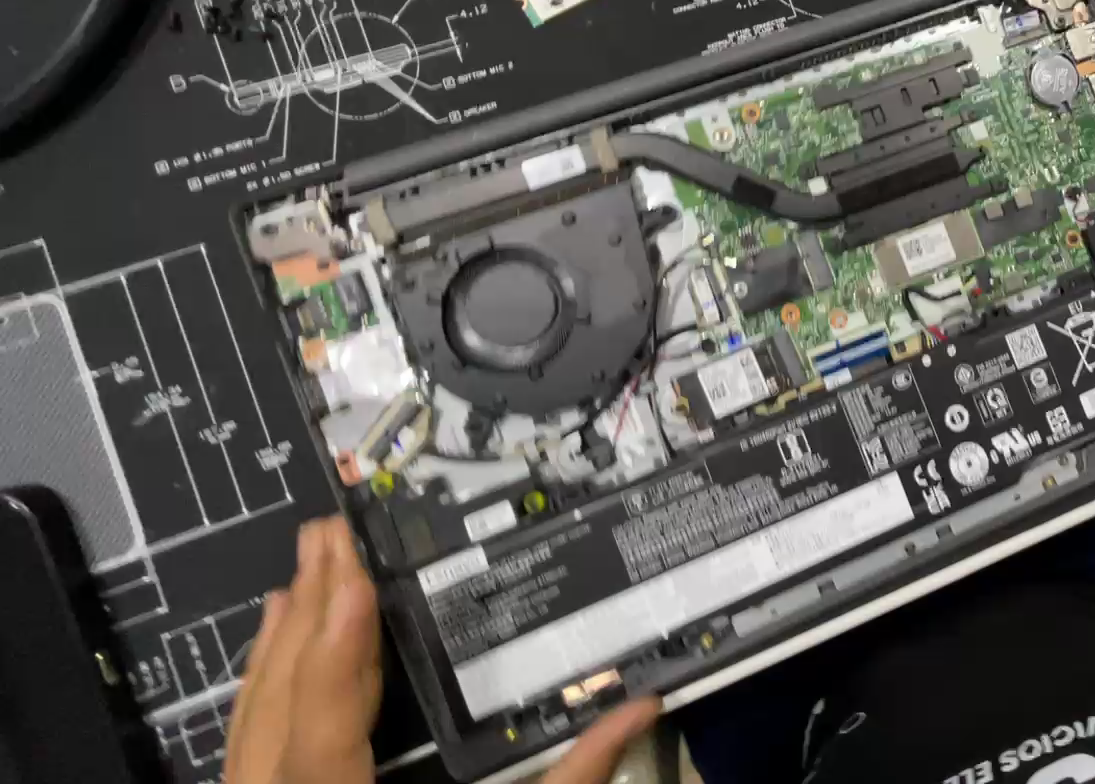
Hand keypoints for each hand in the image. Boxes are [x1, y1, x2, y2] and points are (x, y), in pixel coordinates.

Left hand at [226, 516, 662, 783]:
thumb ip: (576, 776)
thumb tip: (644, 704)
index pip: (326, 722)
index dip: (335, 643)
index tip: (343, 574)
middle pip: (275, 710)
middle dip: (301, 616)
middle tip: (320, 538)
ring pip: (246, 730)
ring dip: (276, 649)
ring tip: (297, 581)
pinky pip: (250, 750)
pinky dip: (264, 694)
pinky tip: (280, 662)